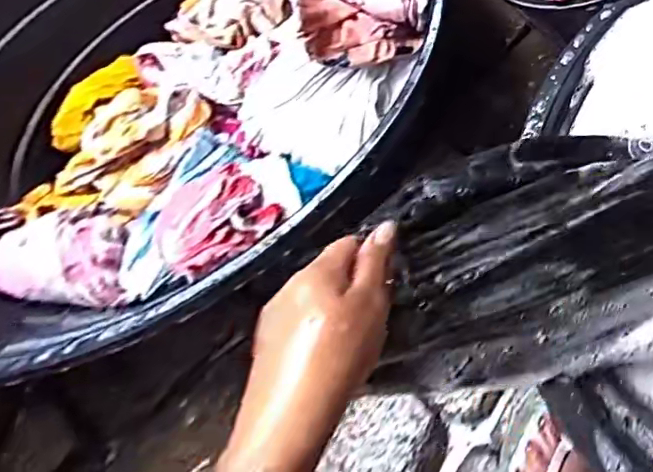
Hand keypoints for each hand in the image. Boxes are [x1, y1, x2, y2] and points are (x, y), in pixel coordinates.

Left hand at [219, 222, 396, 471]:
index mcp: (313, 272)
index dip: (372, 258)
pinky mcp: (268, 348)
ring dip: (336, 312)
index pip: (350, 241)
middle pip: (332, 271)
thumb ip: (377, 261)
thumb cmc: (333, 362)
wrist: (289, 424)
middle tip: (371, 315)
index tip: (384, 280)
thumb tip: (385, 228)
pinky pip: (302, 326)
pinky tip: (330, 359)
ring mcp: (274, 319)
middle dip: (354, 287)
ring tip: (351, 342)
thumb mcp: (371, 304)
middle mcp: (288, 288)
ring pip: (317, 299)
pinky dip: (318, 336)